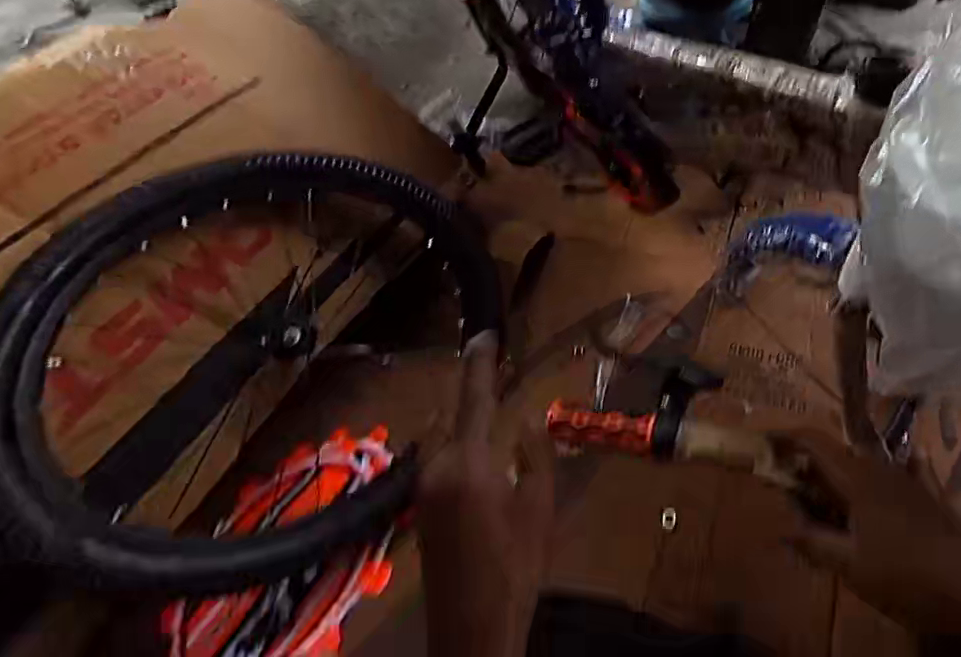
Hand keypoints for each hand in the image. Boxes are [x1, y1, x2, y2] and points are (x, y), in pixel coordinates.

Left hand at [418, 332, 554, 656]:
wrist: (472, 628)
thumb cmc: (516, 567)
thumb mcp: (540, 508)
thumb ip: (534, 454)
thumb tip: (525, 415)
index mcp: (470, 463)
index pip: (475, 398)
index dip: (481, 362)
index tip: (485, 333)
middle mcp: (437, 464)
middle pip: (452, 409)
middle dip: (472, 384)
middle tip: (496, 364)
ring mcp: (423, 483)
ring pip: (440, 428)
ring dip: (461, 409)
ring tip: (486, 397)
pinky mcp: (420, 500)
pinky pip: (434, 449)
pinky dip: (452, 433)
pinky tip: (471, 438)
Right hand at [777, 430, 960, 655]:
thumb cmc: (906, 572)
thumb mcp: (851, 566)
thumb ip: (812, 543)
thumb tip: (781, 529)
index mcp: (854, 476)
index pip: (811, 439)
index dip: (784, 437)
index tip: (763, 443)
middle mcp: (876, 466)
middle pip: (833, 452)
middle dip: (807, 463)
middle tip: (790, 485)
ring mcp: (903, 478)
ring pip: (859, 465)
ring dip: (836, 476)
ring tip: (823, 501)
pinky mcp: (924, 495)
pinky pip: (891, 476)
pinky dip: (872, 480)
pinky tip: (874, 494)